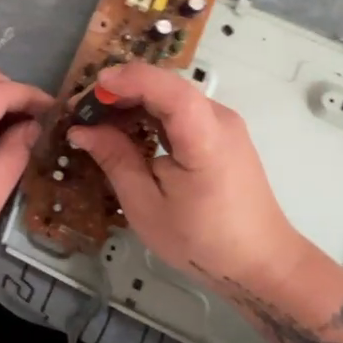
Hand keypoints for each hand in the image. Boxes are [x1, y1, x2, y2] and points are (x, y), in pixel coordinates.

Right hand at [65, 63, 305, 290]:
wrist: (261, 262)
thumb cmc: (203, 241)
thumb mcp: (146, 207)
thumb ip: (116, 161)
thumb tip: (82, 130)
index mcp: (206, 140)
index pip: (171, 91)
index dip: (131, 81)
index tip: (94, 90)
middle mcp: (220, 120)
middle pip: (167, 88)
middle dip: (122, 91)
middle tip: (83, 112)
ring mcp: (223, 124)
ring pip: (171, 96)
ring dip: (133, 102)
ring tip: (98, 122)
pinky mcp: (220, 132)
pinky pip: (180, 110)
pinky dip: (150, 113)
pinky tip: (127, 131)